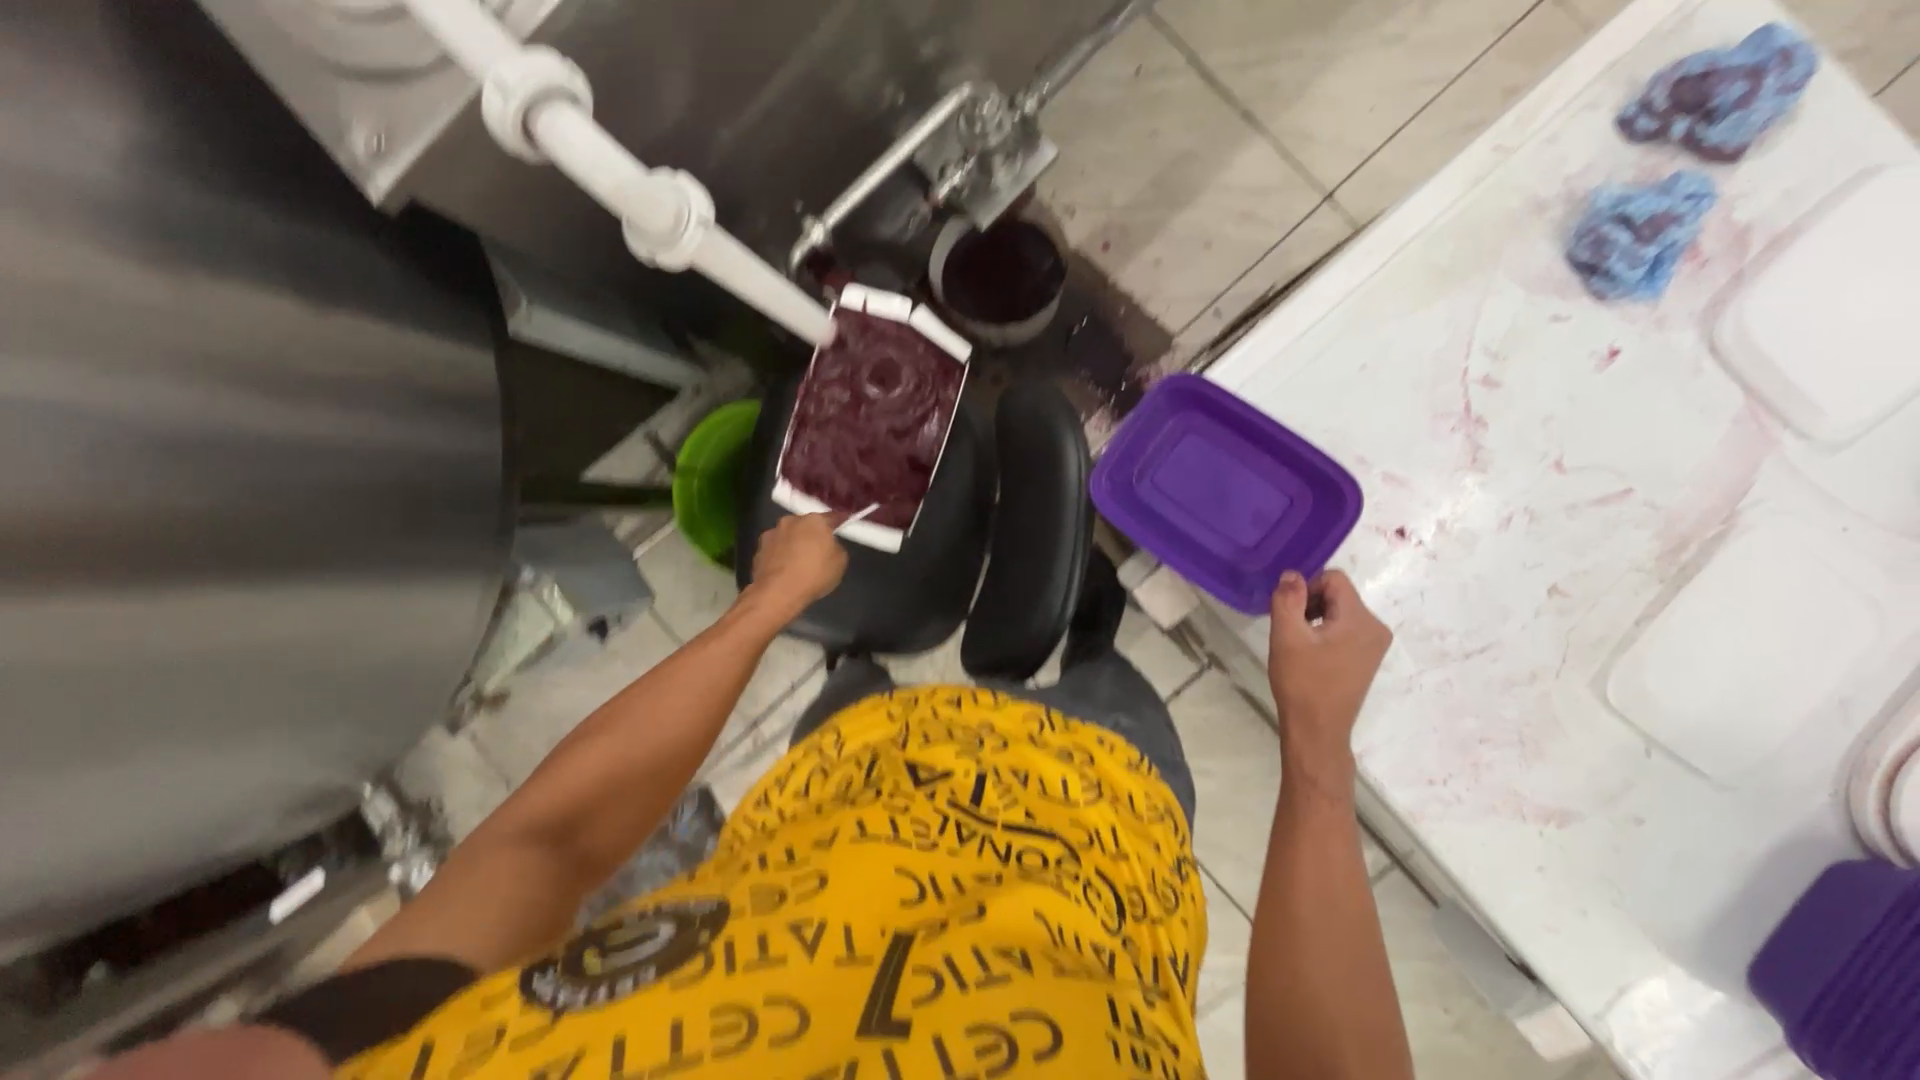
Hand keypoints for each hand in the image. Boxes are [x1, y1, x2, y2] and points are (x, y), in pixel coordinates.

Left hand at [747, 513, 847, 616]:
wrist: (777, 592)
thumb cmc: (814, 575)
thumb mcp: (839, 562)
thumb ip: (836, 547)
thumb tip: (829, 545)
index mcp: (814, 521)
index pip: (832, 517)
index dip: (840, 520)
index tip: (845, 522)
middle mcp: (791, 521)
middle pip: (806, 524)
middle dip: (812, 533)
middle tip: (818, 548)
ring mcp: (772, 534)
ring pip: (788, 535)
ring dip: (794, 543)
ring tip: (798, 561)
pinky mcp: (759, 549)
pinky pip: (776, 549)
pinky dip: (781, 555)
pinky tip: (784, 569)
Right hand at [1268, 569, 1392, 786]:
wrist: (1318, 730)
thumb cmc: (1302, 682)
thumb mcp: (1287, 636)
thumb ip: (1288, 599)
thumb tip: (1292, 574)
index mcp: (1361, 619)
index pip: (1333, 579)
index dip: (1306, 589)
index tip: (1291, 615)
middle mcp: (1376, 627)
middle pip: (1339, 594)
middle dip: (1311, 604)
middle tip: (1291, 631)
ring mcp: (1375, 644)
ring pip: (1341, 611)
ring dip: (1316, 618)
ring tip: (1300, 645)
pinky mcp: (1368, 657)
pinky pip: (1346, 628)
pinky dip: (1326, 632)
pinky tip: (1311, 655)